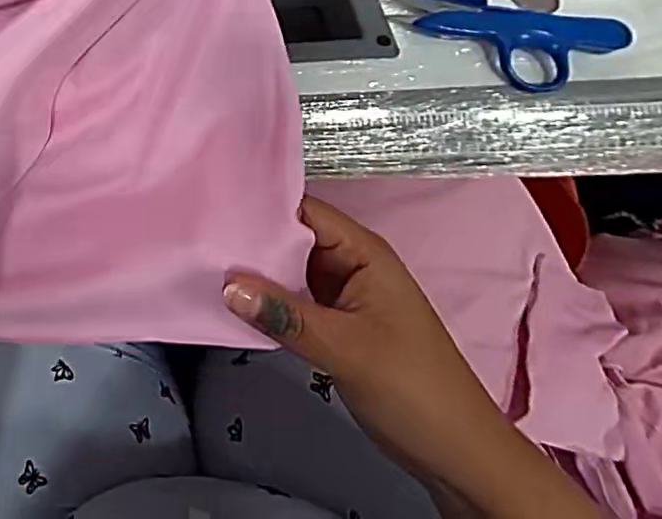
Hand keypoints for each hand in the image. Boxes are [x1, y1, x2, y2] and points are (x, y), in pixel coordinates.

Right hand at [223, 196, 596, 518]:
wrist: (459, 458)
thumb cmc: (417, 390)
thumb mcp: (348, 350)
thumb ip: (286, 317)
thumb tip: (227, 286)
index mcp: (362, 252)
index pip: (304, 211)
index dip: (263, 204)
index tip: (217, 203)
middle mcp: (349, 264)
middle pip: (291, 237)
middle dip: (252, 237)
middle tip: (202, 234)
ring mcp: (341, 294)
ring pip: (288, 269)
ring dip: (256, 270)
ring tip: (206, 260)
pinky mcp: (332, 321)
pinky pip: (291, 298)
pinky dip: (266, 298)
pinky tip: (233, 299)